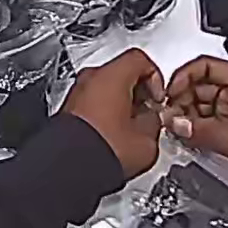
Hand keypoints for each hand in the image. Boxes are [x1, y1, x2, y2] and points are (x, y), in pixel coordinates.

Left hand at [61, 48, 165, 177]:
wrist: (69, 167)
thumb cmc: (102, 150)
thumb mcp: (146, 139)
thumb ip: (154, 121)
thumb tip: (152, 118)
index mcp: (112, 76)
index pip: (139, 59)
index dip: (155, 77)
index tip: (158, 96)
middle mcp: (91, 78)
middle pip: (121, 71)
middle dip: (138, 90)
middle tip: (148, 110)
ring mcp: (77, 92)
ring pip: (106, 86)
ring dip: (121, 100)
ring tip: (131, 126)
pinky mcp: (68, 108)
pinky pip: (92, 100)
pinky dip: (105, 110)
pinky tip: (113, 133)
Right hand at [165, 56, 227, 198]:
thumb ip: (207, 132)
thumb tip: (176, 122)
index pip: (206, 66)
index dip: (183, 78)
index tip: (168, 95)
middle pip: (202, 85)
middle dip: (183, 99)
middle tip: (170, 117)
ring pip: (205, 105)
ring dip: (190, 116)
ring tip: (179, 130)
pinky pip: (213, 123)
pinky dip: (201, 130)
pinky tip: (192, 139)